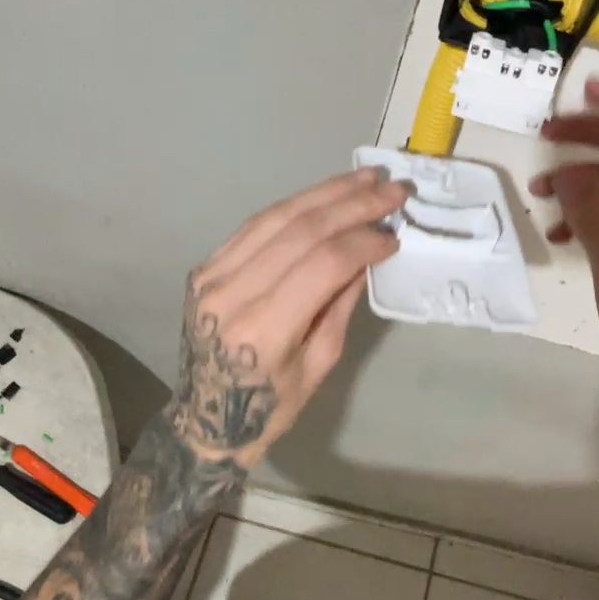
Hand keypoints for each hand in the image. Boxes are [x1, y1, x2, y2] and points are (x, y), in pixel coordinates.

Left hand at [168, 168, 404, 468]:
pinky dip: (293, 205)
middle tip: (392, 190)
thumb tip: (367, 253)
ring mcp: (212, 276)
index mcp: (264, 330)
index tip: (393, 236)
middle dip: (352, 205)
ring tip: (365, 179)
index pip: (322, 264)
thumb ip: (340, 304)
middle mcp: (233, 294)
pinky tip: (324, 194)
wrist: (205, 420)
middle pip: (300, 231)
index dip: (363, 242)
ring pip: (275, 217)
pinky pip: (254, 225)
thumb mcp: (318, 364)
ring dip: (325, 193)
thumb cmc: (270, 406)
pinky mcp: (205, 267)